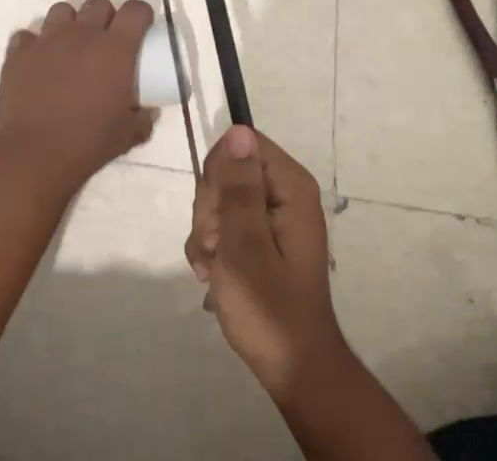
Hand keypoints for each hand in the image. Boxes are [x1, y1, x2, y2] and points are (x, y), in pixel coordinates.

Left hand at [0, 0, 157, 193]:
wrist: (35, 153)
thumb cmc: (89, 142)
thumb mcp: (128, 135)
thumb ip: (143, 119)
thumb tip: (148, 112)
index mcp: (115, 49)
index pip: (136, 10)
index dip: (141, 13)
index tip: (142, 26)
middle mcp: (82, 34)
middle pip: (98, 3)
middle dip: (106, 15)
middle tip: (106, 38)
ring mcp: (47, 40)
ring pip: (62, 10)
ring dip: (71, 22)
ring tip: (71, 45)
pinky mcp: (19, 53)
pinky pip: (27, 35)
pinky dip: (35, 44)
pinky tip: (38, 61)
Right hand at [186, 126, 348, 397]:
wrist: (290, 366)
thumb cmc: (269, 307)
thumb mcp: (245, 244)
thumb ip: (238, 187)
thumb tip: (237, 131)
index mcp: (290, 188)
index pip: (241, 145)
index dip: (219, 175)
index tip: (218, 216)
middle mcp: (284, 195)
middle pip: (227, 173)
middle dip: (210, 210)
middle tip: (217, 247)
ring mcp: (271, 218)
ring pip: (218, 201)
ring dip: (207, 234)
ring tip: (217, 269)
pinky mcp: (259, 240)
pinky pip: (222, 225)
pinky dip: (212, 249)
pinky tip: (215, 276)